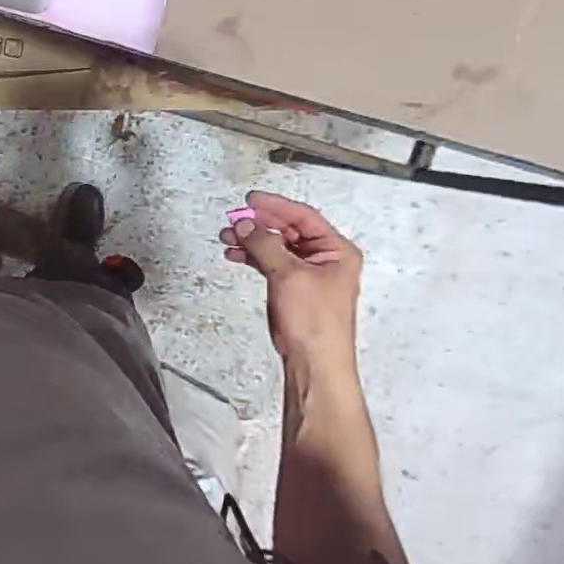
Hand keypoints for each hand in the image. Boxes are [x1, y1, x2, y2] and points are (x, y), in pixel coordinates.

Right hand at [219, 191, 362, 363]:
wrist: (314, 363)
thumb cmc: (313, 320)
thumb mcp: (288, 274)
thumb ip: (264, 244)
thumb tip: (244, 224)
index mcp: (336, 251)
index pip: (303, 216)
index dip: (275, 205)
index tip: (249, 200)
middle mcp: (324, 258)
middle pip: (287, 229)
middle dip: (258, 224)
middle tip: (233, 220)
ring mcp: (308, 273)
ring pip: (275, 245)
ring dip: (251, 240)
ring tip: (227, 238)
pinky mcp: (292, 287)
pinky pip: (270, 262)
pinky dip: (252, 256)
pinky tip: (235, 254)